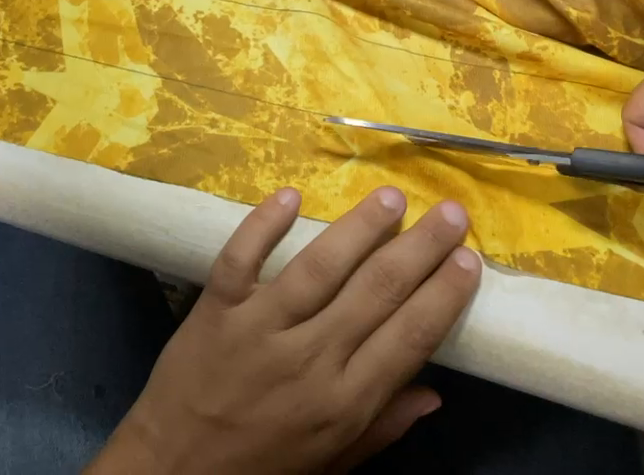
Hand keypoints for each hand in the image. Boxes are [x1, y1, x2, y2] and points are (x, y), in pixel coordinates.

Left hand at [88, 187, 480, 474]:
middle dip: (419, 249)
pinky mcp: (215, 307)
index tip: (469, 258)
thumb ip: (383, 425)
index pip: (408, 338)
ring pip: (317, 268)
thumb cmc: (262, 466)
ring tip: (391, 197)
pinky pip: (240, 257)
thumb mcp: (333, 464)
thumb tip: (435, 392)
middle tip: (450, 211)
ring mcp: (258, 327)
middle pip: (374, 293)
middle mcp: (308, 358)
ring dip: (358, 228)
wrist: (174, 468)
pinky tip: (290, 194)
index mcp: (344, 401)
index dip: (443, 295)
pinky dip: (263, 225)